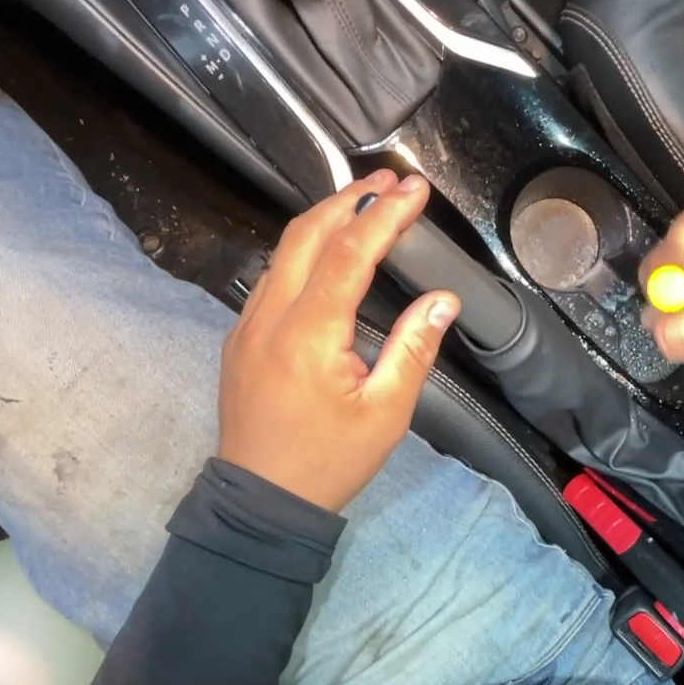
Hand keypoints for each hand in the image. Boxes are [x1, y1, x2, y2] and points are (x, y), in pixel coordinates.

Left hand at [218, 170, 458, 511]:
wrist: (261, 502)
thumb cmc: (329, 461)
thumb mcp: (386, 413)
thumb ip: (413, 350)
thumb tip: (442, 301)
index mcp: (308, 336)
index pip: (348, 254)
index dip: (384, 216)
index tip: (414, 190)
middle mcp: (270, 318)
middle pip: (305, 235)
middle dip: (348, 199)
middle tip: (388, 181)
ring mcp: (248, 324)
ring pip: (283, 251)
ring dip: (324, 220)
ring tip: (364, 203)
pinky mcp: (241, 336)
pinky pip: (273, 276)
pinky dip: (304, 249)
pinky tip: (329, 251)